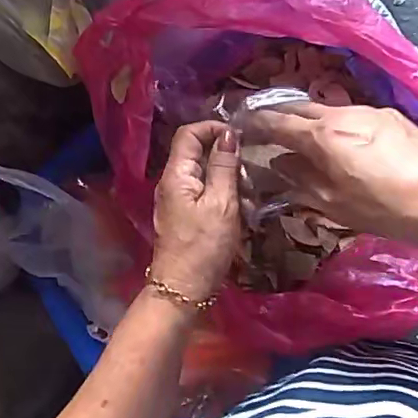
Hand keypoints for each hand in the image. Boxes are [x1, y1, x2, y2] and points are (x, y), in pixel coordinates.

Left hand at [149, 121, 241, 303]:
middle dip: (221, 151)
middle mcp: (170, 182)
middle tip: (248, 164)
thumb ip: (223, 167)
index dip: (213, 127)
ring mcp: (174, 199)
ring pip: (200, 172)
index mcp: (175, 174)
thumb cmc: (204, 247)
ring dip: (224, 173)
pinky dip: (219, 191)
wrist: (183, 289)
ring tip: (247, 187)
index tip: (239, 137)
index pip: (188, 133)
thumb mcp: (221, 204)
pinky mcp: (182, 215)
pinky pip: (201, 191)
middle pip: (193, 151)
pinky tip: (238, 205)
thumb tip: (228, 134)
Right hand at [240, 102, 417, 254]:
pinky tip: (335, 145)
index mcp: (324, 133)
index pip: (277, 121)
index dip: (254, 123)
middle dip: (278, 116)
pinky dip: (331, 126)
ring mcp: (372, 112)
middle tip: (261, 129)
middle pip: (300, 107)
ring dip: (306, 121)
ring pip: (326, 110)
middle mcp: (345, 112)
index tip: (237, 126)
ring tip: (296, 140)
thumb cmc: (391, 209)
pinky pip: (349, 117)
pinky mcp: (394, 119)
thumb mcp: (336, 204)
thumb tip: (277, 164)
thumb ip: (300, 180)